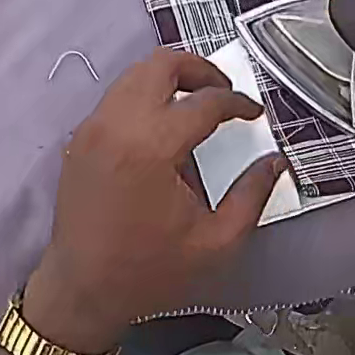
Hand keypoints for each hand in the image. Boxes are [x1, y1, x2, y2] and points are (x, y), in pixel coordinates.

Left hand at [23, 49, 286, 353]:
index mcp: (151, 149)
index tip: (254, 113)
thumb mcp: (217, 242)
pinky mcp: (80, 140)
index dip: (238, 103)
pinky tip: (165, 128)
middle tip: (225, 92)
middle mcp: (116, 126)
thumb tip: (275, 162)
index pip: (204, 101)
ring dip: (171, 80)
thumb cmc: (149, 271)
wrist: (82, 291)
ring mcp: (92, 130)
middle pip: (161, 64)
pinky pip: (117, 97)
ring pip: (135, 74)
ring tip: (198, 106)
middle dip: (201, 69)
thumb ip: (252, 195)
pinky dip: (146, 96)